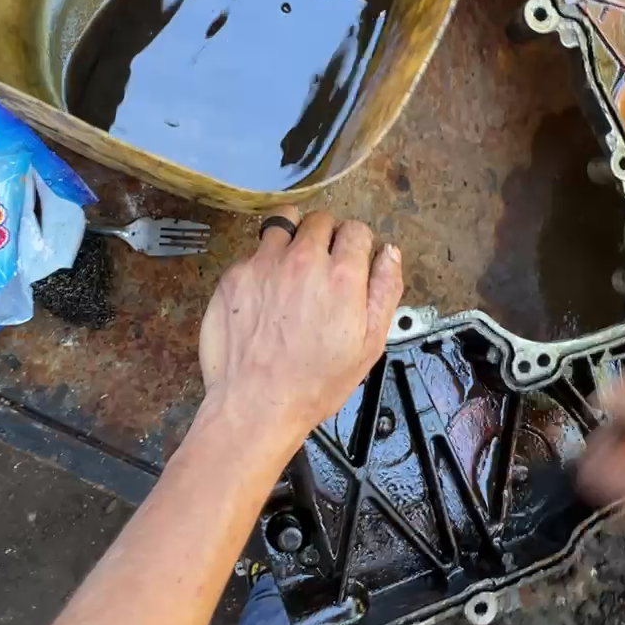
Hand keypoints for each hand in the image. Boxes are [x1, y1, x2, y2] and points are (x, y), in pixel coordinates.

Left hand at [198, 207, 403, 442]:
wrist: (257, 405)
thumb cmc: (316, 383)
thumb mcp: (370, 344)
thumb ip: (385, 290)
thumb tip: (389, 252)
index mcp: (342, 276)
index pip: (357, 229)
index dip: (357, 246)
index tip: (352, 263)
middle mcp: (303, 260)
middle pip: (321, 220)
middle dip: (327, 237)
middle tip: (323, 267)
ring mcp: (264, 264)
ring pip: (284, 223)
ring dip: (293, 238)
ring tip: (292, 268)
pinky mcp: (234, 275)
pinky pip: (253, 251)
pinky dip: (263, 264)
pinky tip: (265, 294)